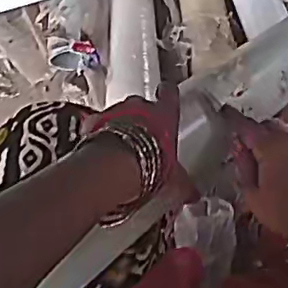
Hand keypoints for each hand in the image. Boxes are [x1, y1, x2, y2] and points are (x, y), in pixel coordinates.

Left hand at [83, 86, 186, 213]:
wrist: (115, 166)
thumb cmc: (150, 163)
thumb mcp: (174, 179)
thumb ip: (183, 184)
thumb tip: (193, 194)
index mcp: (164, 114)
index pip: (170, 94)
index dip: (168, 94)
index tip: (168, 93)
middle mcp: (140, 106)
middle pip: (141, 104)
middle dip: (141, 117)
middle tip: (144, 135)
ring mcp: (115, 111)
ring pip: (118, 113)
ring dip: (120, 126)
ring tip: (122, 148)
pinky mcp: (94, 122)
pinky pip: (97, 125)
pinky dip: (98, 135)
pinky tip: (101, 151)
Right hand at [222, 108, 287, 242]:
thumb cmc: (279, 211)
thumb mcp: (251, 193)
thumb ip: (242, 165)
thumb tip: (237, 147)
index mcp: (269, 148)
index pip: (247, 126)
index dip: (233, 119)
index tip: (224, 113)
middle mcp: (286, 141)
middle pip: (264, 126)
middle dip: (252, 132)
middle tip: (241, 146)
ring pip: (279, 132)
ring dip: (267, 139)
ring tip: (258, 156)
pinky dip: (280, 146)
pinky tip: (275, 161)